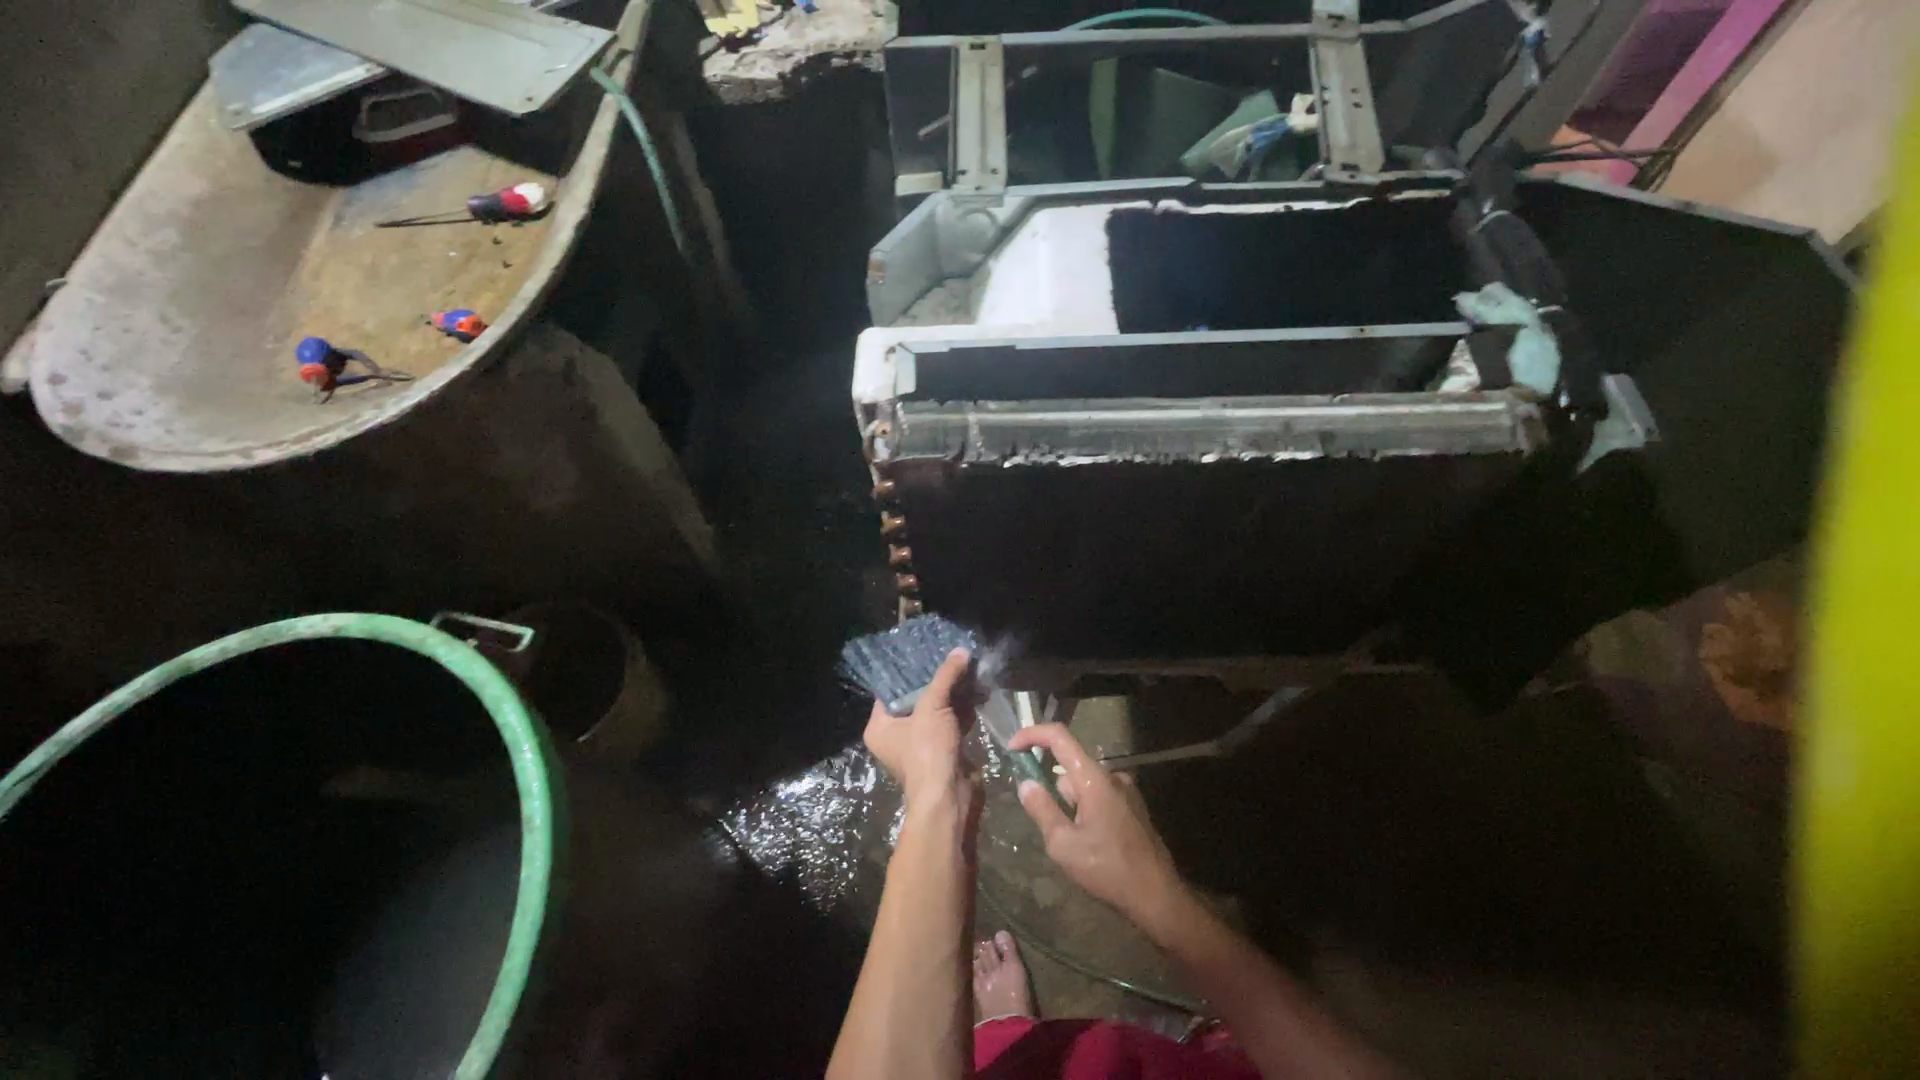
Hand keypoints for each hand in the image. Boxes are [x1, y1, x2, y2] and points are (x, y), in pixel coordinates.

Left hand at [864, 648, 974, 808]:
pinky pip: (952, 723)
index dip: (907, 671)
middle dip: (936, 680)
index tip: (924, 650)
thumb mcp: (932, 707)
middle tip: (950, 656)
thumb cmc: (927, 751)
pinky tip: (977, 690)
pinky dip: (963, 710)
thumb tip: (960, 651)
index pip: (890, 690)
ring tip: (968, 667)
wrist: (950, 797)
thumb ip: (945, 677)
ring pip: (937, 710)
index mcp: (880, 726)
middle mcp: (897, 735)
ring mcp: (922, 744)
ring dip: (953, 693)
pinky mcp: (944, 750)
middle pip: (916, 698)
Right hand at [1009, 724, 1190, 932]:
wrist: (1156, 896)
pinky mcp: (1133, 807)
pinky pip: (1099, 796)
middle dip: (1051, 788)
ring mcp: (1126, 790)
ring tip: (1072, 844)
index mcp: (1094, 778)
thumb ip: (1042, 809)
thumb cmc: (1108, 869)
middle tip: (1046, 825)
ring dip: (1070, 803)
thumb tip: (1026, 783)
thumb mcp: (1063, 844)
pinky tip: (1090, 843)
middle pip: (1070, 766)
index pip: (1059, 737)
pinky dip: (1085, 809)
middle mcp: (1113, 776)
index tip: (1011, 748)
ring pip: (1084, 784)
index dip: (1032, 735)